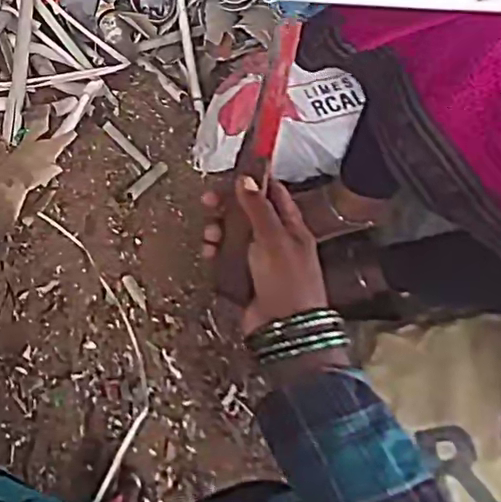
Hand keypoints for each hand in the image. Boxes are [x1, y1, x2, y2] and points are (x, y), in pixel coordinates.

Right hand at [202, 177, 327, 336]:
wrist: (283, 330)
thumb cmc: (288, 283)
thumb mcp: (273, 239)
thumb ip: (258, 208)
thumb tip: (246, 180)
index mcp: (291, 228)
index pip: (274, 194)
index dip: (256, 180)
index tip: (236, 171)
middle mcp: (275, 240)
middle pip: (246, 211)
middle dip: (227, 205)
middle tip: (209, 201)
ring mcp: (258, 258)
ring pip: (231, 232)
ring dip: (217, 228)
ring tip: (210, 235)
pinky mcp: (243, 273)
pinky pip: (224, 254)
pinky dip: (214, 250)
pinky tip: (210, 252)